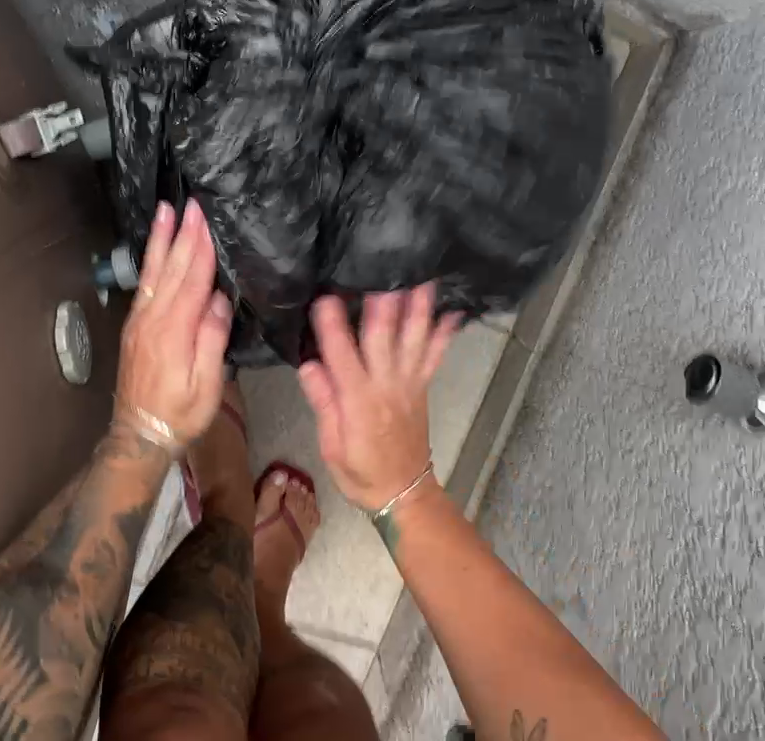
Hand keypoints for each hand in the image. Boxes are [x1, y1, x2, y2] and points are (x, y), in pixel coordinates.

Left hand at [115, 200, 232, 448]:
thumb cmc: (181, 415)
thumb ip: (211, 339)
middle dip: (182, 234)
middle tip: (190, 203)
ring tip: (165, 211)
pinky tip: (155, 248)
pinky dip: (150, 261)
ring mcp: (138, 322)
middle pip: (170, 268)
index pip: (191, 280)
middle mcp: (151, 320)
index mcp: (173, 332)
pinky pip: (143, 285)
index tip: (205, 218)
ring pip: (152, 272)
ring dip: (160, 240)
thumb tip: (218, 300)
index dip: (200, 248)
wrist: (139, 436)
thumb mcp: (206, 384)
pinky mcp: (133, 327)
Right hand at [297, 285, 461, 510]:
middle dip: (383, 304)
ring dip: (419, 308)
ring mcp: (409, 384)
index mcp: (357, 401)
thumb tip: (309, 365)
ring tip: (423, 278)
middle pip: (384, 338)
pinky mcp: (423, 386)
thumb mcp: (331, 446)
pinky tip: (455, 311)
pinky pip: (435, 356)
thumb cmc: (360, 472)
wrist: (403, 492)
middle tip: (384, 271)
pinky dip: (445, 334)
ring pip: (414, 339)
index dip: (333, 327)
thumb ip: (324, 403)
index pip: (341, 356)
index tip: (326, 297)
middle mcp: (386, 386)